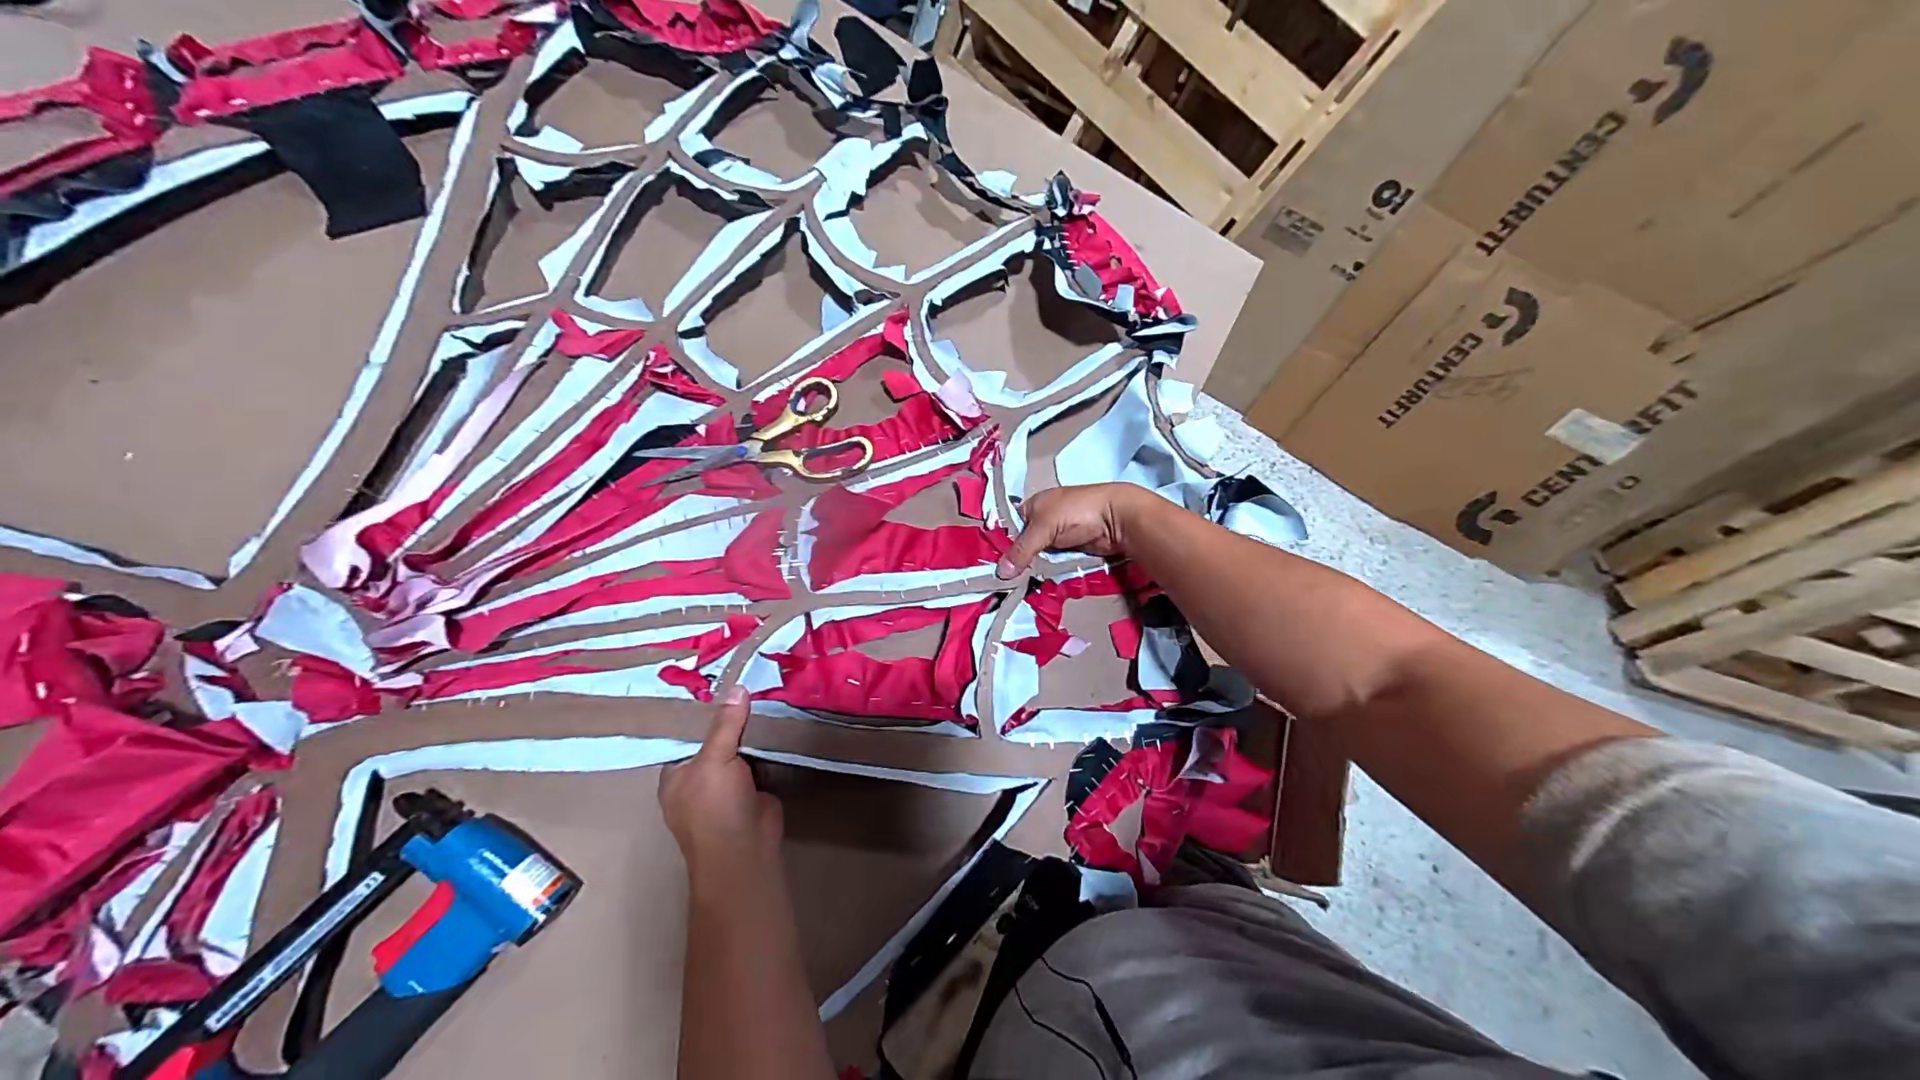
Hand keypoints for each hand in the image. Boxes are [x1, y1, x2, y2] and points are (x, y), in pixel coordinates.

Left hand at [659, 686, 782, 878]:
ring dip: (752, 732)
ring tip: (767, 696)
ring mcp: (726, 786)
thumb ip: (726, 724)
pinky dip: (767, 747)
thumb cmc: (715, 806)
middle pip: (715, 740)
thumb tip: (737, 687)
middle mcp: (698, 779)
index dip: (703, 712)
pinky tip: (778, 724)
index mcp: (676, 774)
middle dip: (732, 719)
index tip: (722, 684)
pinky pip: (759, 761)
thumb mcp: (715, 758)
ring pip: (738, 750)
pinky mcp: (752, 790)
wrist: (745, 848)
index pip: (686, 734)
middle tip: (752, 685)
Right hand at [997, 484, 1148, 578]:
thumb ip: (1022, 549)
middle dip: (1015, 561)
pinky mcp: (1069, 550)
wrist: (1116, 518)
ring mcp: (1057, 536)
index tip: (992, 566)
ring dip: (1030, 569)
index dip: (1000, 545)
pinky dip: (1045, 572)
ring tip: (1015, 586)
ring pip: (1036, 556)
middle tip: (1003, 581)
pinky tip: (1034, 583)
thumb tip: (1000, 572)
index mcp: (1033, 506)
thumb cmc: (1076, 512)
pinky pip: (1051, 563)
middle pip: (1022, 544)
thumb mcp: (1044, 527)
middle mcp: (1043, 520)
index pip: (1009, 526)